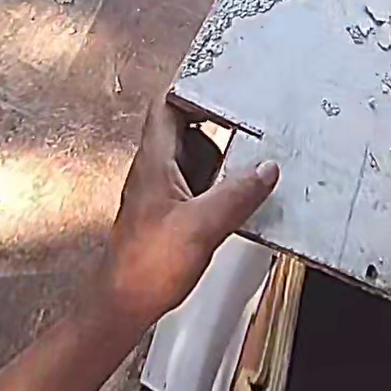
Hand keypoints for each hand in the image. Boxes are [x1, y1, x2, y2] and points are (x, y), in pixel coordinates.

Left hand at [82, 96, 279, 331]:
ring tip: (251, 159)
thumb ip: (237, 195)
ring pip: (194, 155)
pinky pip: (197, 181)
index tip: (224, 86)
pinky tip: (238, 194)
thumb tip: (266, 169)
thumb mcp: (202, 227)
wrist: (124, 304)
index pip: (167, 105)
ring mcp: (162, 189)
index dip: (193, 90)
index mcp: (155, 161)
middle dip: (217, 123)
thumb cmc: (147, 266)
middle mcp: (156, 169)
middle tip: (250, 122)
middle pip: (185, 127)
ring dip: (221, 154)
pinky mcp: (171, 210)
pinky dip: (218, 181)